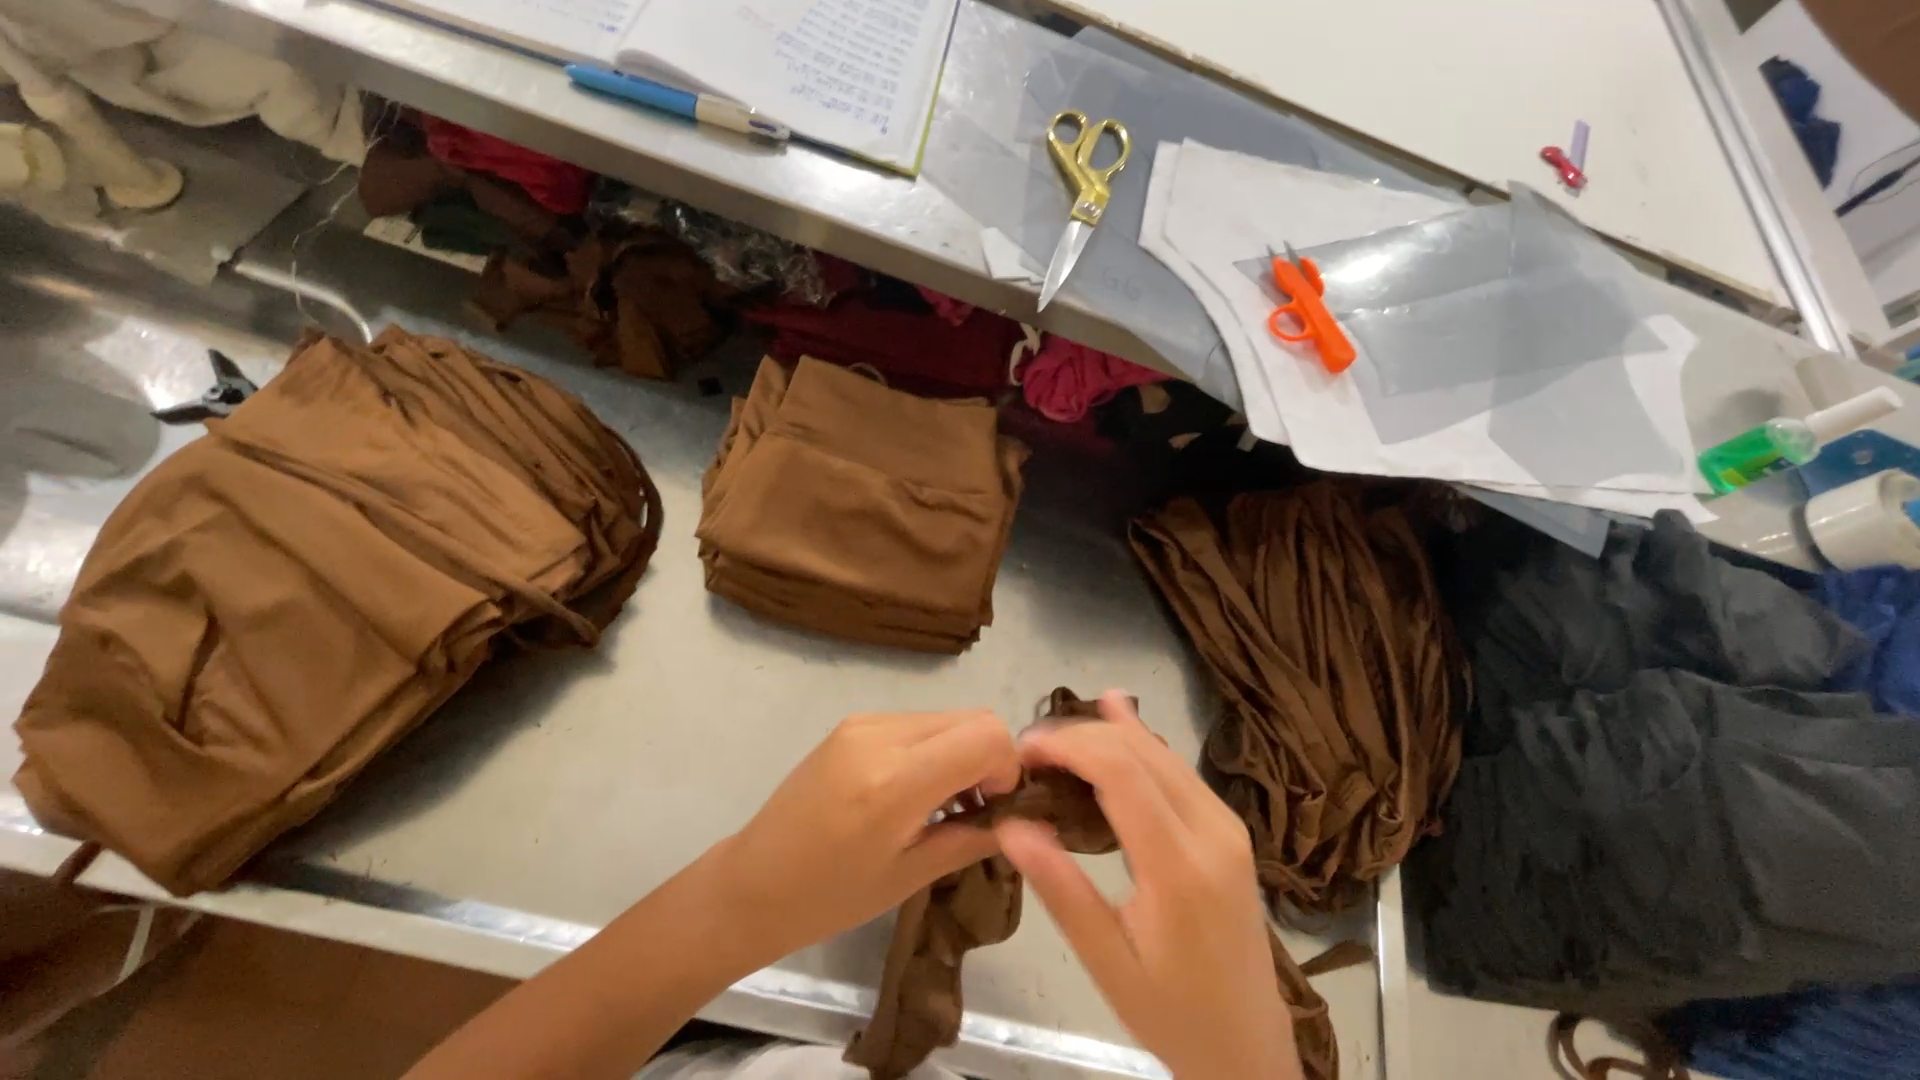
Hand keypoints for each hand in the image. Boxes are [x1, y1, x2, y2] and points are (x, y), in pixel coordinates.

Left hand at [711, 709, 1020, 961]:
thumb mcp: (910, 876)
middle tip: (975, 808)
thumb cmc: (829, 897)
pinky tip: (915, 790)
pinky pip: (917, 722)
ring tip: (942, 805)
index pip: (987, 735)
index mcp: (895, 781)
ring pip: (947, 717)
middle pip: (973, 718)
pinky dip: (934, 748)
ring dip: (961, 752)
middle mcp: (880, 736)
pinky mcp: (853, 722)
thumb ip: (972, 838)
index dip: (1007, 768)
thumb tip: (1023, 821)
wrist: (753, 883)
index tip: (994, 807)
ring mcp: (863, 722)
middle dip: (989, 759)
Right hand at [995, 692, 1300, 1079]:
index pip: (1122, 773)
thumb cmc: (1171, 1012)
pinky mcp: (1229, 828)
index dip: (1069, 746)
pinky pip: (1178, 769)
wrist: (1248, 1044)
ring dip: (1107, 734)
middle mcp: (1213, 832)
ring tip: (1053, 740)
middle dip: (1080, 735)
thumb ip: (1060, 888)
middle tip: (1027, 750)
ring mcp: (1228, 826)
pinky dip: (1138, 745)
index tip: (1022, 750)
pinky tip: (1114, 720)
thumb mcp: (1106, 960)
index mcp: (1181, 868)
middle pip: (1142, 752)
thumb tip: (1009, 825)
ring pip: (1163, 753)